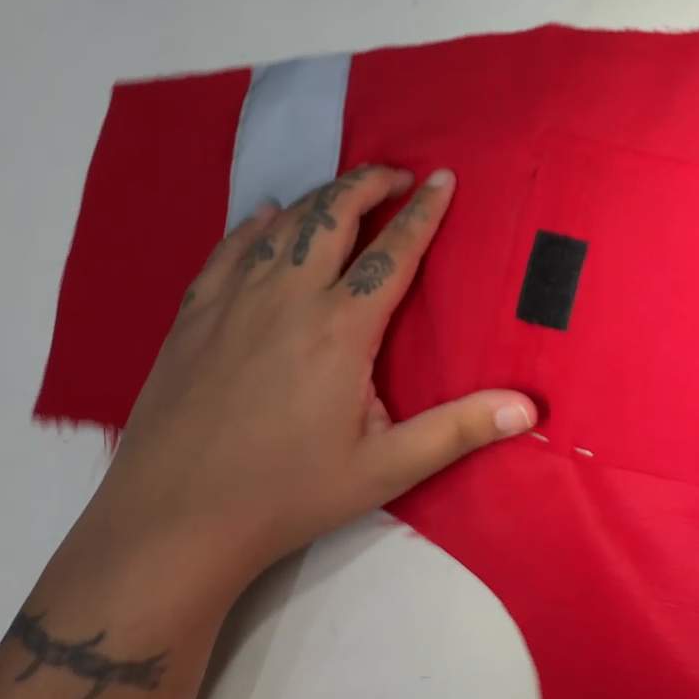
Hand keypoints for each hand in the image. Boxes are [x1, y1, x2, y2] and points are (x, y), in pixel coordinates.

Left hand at [83, 164, 535, 588]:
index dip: (423, 211)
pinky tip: (268, 217)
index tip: (443, 178)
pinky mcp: (193, 316)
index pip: (393, 251)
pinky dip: (257, 224)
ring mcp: (234, 302)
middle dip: (369, 183)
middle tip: (397, 174)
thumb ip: (458, 430)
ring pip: (283, 225)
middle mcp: (288, 299)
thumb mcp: (385, 469)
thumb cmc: (287, 494)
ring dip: (321, 198)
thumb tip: (528, 408)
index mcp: (340, 328)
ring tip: (347, 192)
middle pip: (333, 216)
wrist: (170, 524)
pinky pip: (229, 249)